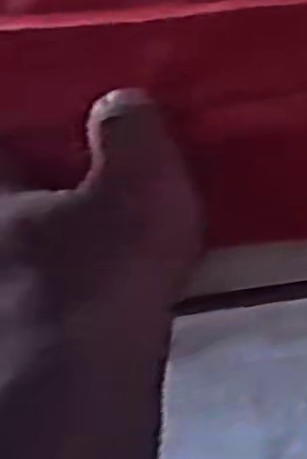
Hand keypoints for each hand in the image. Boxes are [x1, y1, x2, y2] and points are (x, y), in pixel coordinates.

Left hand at [0, 90, 203, 322]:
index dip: (29, 120)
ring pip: (16, 230)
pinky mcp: (5, 309)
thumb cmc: (103, 261)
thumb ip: (131, 136)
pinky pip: (21, 267)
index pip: (0, 140)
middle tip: (74, 164)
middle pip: (11, 189)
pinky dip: (40, 260)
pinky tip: (78, 260)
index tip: (63, 111)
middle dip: (39, 174)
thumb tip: (121, 96)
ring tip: (85, 214)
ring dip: (42, 219)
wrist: (67, 362)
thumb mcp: (141, 186)